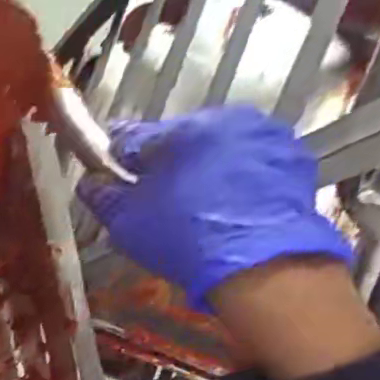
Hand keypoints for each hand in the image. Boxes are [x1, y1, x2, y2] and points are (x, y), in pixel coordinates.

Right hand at [77, 106, 352, 308]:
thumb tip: (89, 181)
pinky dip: (231, 181)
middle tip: (149, 198)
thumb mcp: (127, 222)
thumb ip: (104, 197)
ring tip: (188, 207)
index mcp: (178, 131)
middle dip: (162, 164)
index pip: (133, 136)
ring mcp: (262, 134)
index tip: (105, 170)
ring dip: (198, 170)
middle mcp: (223, 119)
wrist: (256, 259)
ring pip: (215, 149)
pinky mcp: (290, 156)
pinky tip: (220, 212)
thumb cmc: (180, 236)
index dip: (114, 156)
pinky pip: (247, 163)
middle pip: (179, 140)